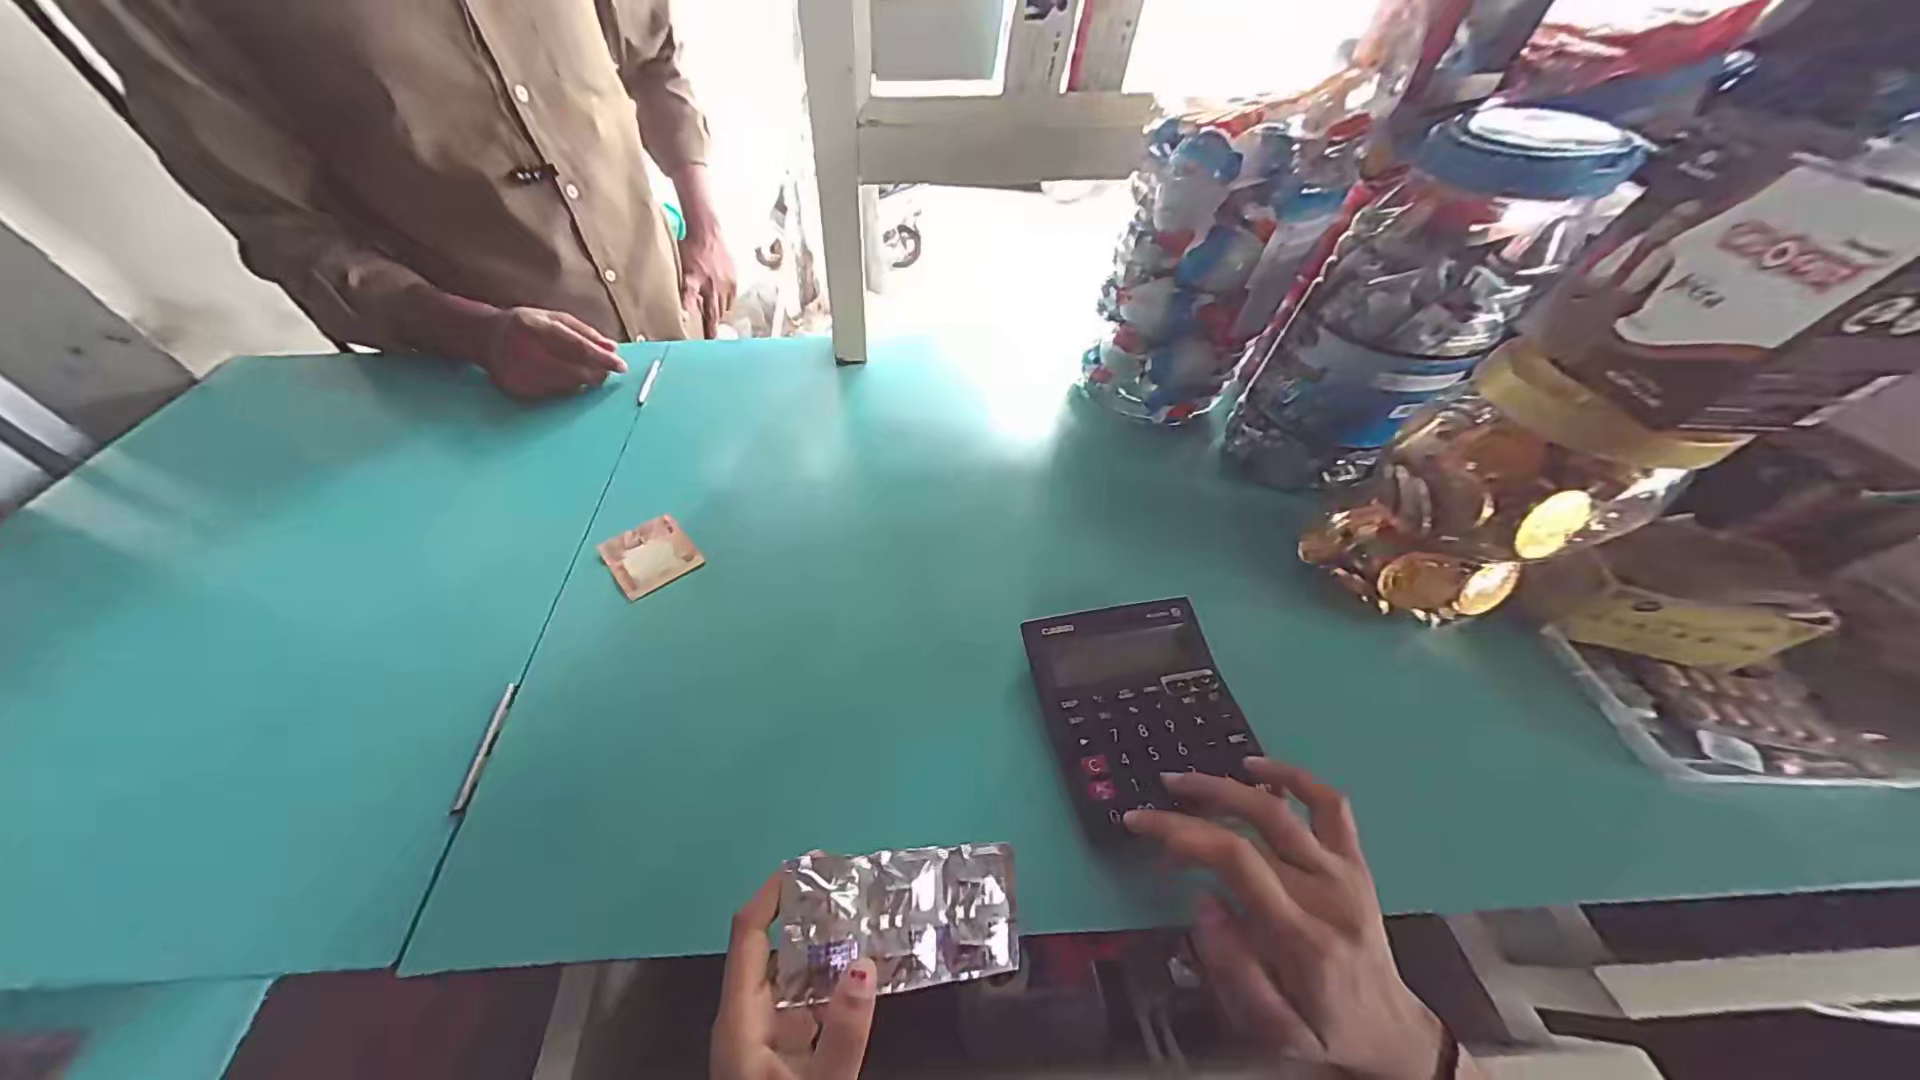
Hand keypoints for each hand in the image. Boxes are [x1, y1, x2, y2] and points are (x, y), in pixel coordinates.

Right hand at [480, 307, 627, 399]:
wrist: (485, 337)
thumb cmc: (527, 325)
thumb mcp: (554, 318)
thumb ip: (585, 332)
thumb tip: (613, 348)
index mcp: (536, 327)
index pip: (578, 347)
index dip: (602, 359)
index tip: (622, 367)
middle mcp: (526, 350)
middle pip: (576, 371)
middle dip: (598, 373)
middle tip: (605, 372)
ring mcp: (521, 372)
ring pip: (570, 386)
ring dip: (583, 381)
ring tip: (580, 370)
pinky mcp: (519, 389)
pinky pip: (556, 394)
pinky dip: (566, 387)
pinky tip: (558, 376)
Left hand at [678, 224, 736, 338]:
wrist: (707, 230)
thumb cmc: (692, 250)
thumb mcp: (686, 272)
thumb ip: (688, 293)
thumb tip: (688, 312)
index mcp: (712, 291)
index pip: (713, 317)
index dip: (712, 330)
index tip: (712, 341)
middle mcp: (724, 289)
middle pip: (721, 312)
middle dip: (715, 317)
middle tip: (708, 321)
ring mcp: (731, 282)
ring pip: (728, 304)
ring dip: (720, 307)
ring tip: (713, 305)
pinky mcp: (735, 275)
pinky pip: (733, 293)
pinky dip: (726, 296)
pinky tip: (719, 291)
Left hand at [712, 871, 877, 1079]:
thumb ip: (842, 1034)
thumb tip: (864, 965)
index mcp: (739, 1018)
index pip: (749, 932)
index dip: (774, 891)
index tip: (810, 863)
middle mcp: (748, 1017)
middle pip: (775, 946)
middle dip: (813, 912)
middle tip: (852, 886)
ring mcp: (765, 1035)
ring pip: (797, 973)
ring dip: (830, 946)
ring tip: (868, 918)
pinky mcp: (783, 1052)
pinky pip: (810, 1001)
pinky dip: (836, 980)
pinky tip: (868, 971)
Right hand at [1126, 759, 1454, 1079]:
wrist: (1396, 1034)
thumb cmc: (1325, 1029)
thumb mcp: (1276, 1033)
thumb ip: (1234, 970)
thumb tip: (1202, 901)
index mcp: (1304, 936)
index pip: (1238, 860)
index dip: (1186, 833)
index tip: (1143, 825)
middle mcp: (1328, 893)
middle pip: (1254, 825)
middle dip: (1194, 806)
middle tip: (1154, 802)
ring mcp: (1345, 872)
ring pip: (1283, 808)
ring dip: (1230, 785)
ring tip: (1187, 780)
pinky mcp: (1355, 862)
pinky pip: (1330, 805)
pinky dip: (1293, 776)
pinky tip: (1256, 767)